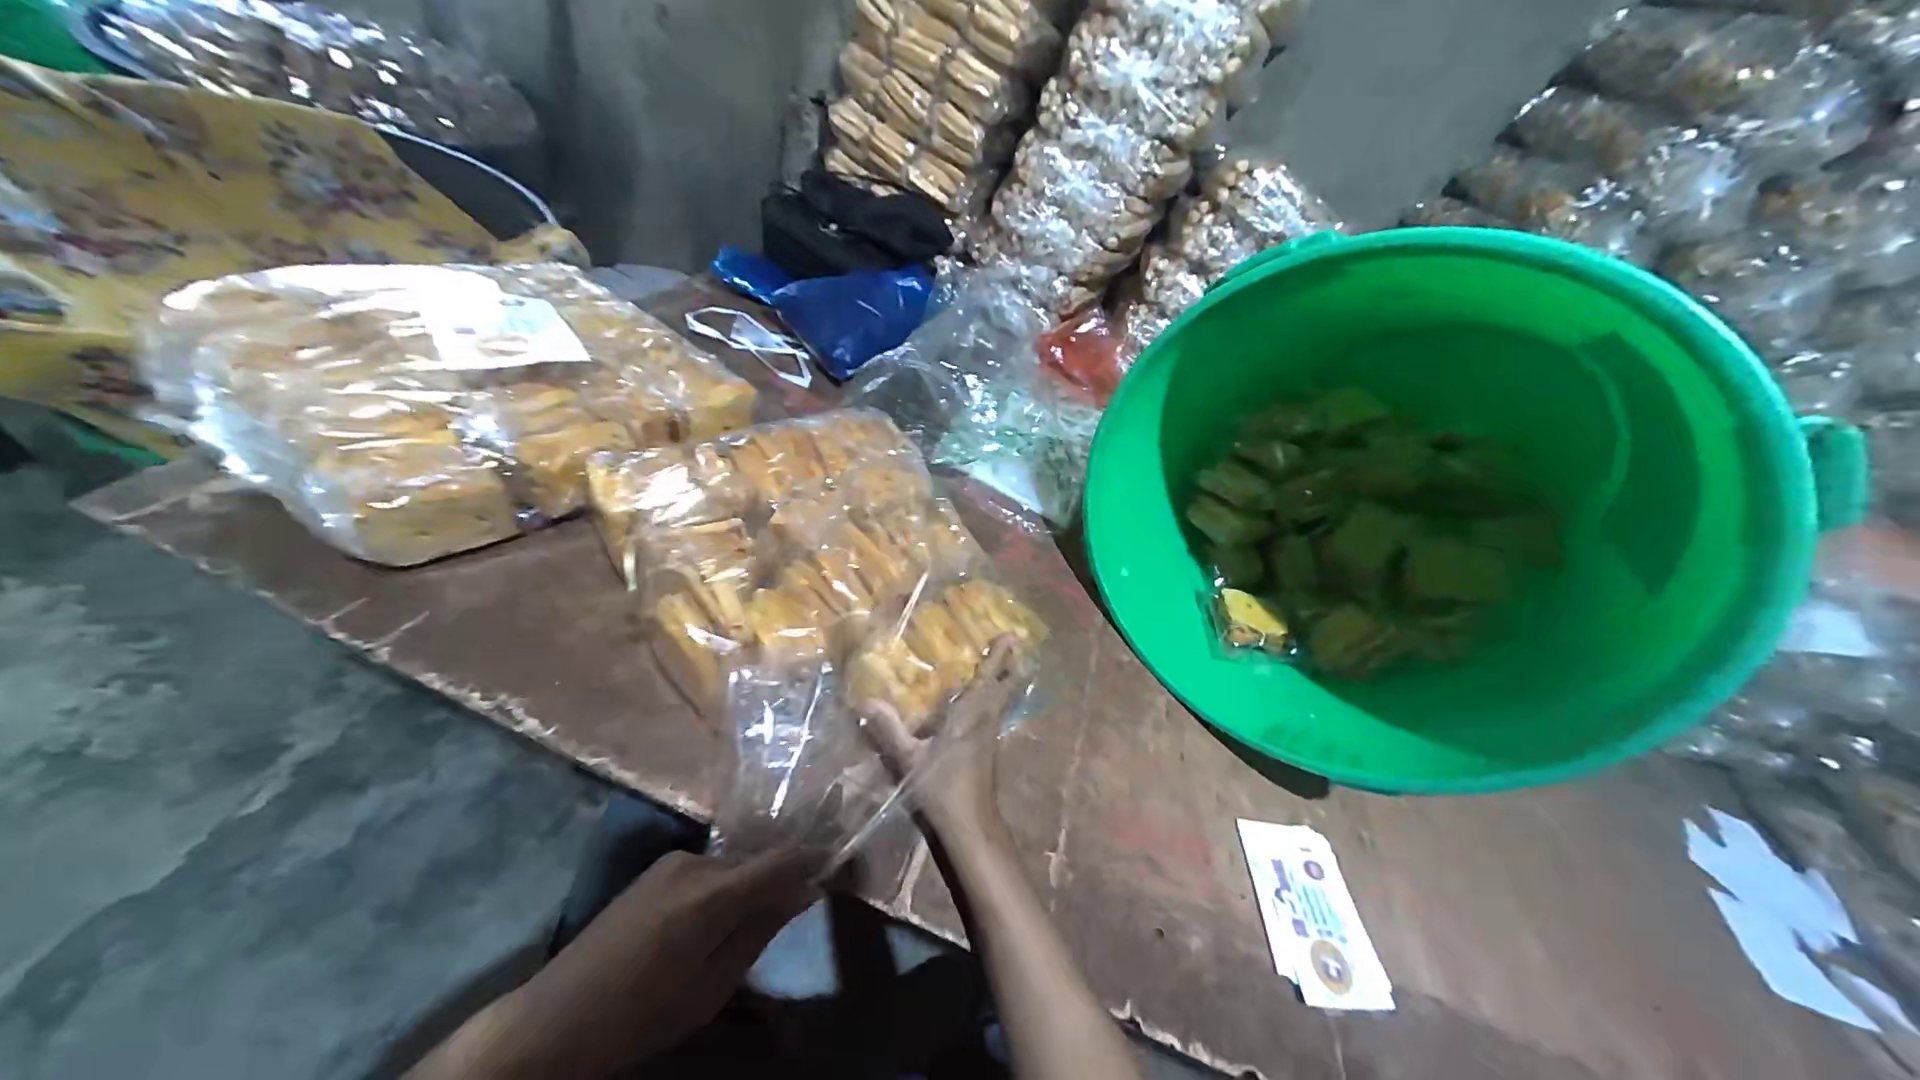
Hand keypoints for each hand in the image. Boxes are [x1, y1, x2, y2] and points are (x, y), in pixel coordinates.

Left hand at [411, 848, 821, 1078]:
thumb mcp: (714, 985)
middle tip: (795, 910)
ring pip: (734, 865)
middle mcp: (696, 862)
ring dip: (750, 886)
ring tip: (751, 924)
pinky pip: (709, 870)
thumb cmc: (642, 1013)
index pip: (784, 858)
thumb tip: (806, 889)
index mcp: (713, 893)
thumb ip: (763, 928)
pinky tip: (714, 921)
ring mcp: (672, 862)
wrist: (555, 1018)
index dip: (816, 857)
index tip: (841, 863)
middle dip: (781, 880)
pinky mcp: (656, 869)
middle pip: (758, 860)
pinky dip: (725, 888)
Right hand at [858, 637, 1025, 836]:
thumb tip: (867, 701)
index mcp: (970, 715)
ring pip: (1002, 700)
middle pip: (1005, 686)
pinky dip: (993, 697)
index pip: (988, 678)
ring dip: (1004, 680)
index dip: (999, 656)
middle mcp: (985, 720)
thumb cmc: (942, 787)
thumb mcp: (910, 759)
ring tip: (1001, 663)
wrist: (970, 824)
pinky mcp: (988, 749)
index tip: (1010, 635)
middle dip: (1010, 665)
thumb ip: (890, 729)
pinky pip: (994, 712)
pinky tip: (980, 701)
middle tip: (1013, 643)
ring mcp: (990, 735)